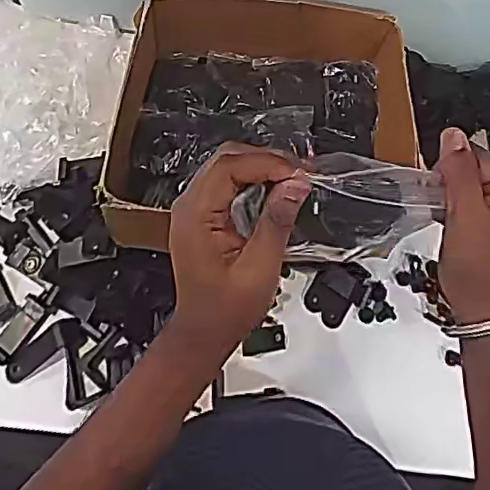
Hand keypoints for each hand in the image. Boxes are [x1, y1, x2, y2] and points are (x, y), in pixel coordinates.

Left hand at [166, 143, 311, 360]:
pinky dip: (257, 178)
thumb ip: (277, 222)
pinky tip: (277, 189)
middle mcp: (190, 206)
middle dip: (268, 159)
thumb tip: (295, 185)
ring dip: (264, 166)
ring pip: (230, 164)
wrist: (205, 331)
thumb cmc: (224, 310)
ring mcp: (196, 207)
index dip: (268, 163)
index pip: (230, 167)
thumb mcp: (260, 268)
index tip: (296, 173)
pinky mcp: (206, 212)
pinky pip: (231, 180)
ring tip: (293, 179)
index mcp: (195, 216)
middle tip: (300, 172)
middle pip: (229, 158)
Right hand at [433, 127, 489, 323]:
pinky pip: (458, 200)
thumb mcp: (465, 214)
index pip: (473, 153)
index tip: (444, 189)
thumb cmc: (480, 271)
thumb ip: (459, 172)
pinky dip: (448, 209)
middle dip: (448, 184)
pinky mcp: (482, 221)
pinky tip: (449, 226)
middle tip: (447, 209)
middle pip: (466, 166)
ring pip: (459, 183)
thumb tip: (453, 136)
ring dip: (447, 198)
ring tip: (450, 221)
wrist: (479, 310)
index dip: (451, 168)